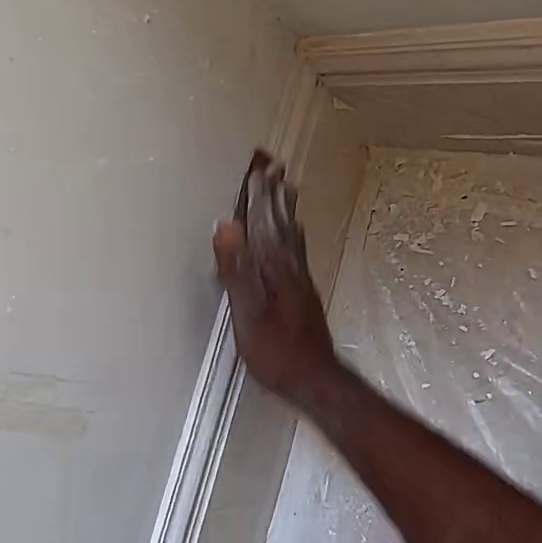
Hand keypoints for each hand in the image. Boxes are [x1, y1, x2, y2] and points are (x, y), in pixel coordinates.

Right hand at [212, 151, 343, 404]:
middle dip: (273, 191)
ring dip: (284, 206)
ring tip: (283, 183)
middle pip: (280, 220)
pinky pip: (295, 247)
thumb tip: (227, 226)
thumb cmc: (276, 351)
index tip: (255, 166)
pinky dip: (292, 230)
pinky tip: (294, 230)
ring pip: (290, 231)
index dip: (258, 194)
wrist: (314, 379)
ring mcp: (298, 277)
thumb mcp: (248, 313)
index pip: (263, 221)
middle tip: (271, 162)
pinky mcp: (301, 290)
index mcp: (273, 266)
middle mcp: (289, 265)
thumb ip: (236, 269)